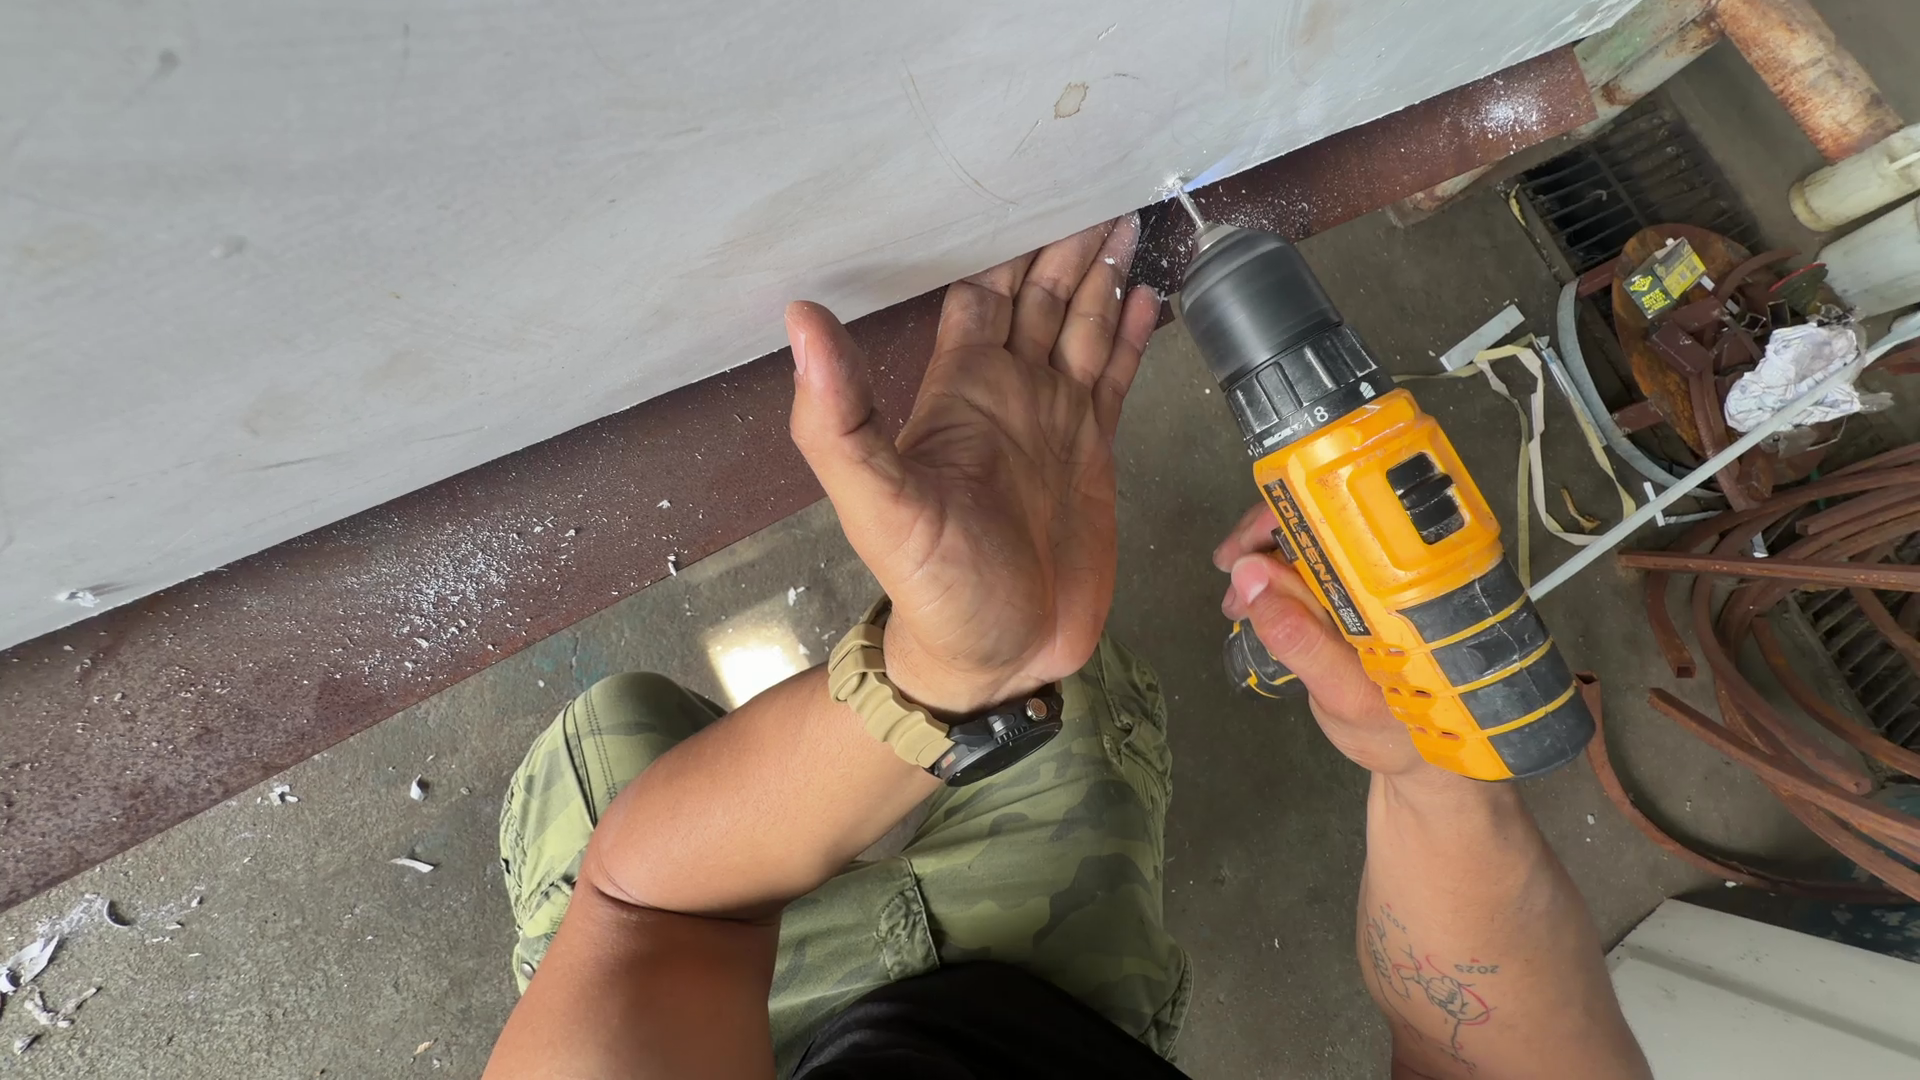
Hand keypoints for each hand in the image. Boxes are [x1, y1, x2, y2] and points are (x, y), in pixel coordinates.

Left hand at [785, 216, 1161, 712]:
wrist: (996, 654)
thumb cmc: (936, 583)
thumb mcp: (877, 503)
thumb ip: (838, 418)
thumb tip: (799, 313)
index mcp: (960, 389)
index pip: (982, 293)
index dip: (1006, 244)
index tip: (1034, 185)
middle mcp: (1010, 391)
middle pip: (1041, 297)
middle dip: (1067, 244)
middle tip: (1102, 181)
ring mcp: (1056, 419)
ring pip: (1084, 327)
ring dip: (1104, 277)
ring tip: (1131, 220)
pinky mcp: (1096, 452)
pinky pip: (1116, 378)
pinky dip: (1132, 337)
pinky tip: (1150, 298)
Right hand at [1213, 503, 1428, 776]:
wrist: (1425, 762)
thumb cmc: (1396, 731)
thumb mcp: (1344, 692)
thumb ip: (1300, 639)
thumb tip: (1247, 573)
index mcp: (1402, 584)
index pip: (1340, 520)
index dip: (1280, 522)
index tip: (1236, 556)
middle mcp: (1392, 572)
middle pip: (1319, 525)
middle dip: (1260, 547)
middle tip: (1229, 589)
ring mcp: (1374, 584)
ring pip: (1308, 547)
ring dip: (1261, 567)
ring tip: (1236, 608)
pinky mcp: (1358, 599)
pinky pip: (1307, 572)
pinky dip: (1272, 582)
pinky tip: (1256, 607)